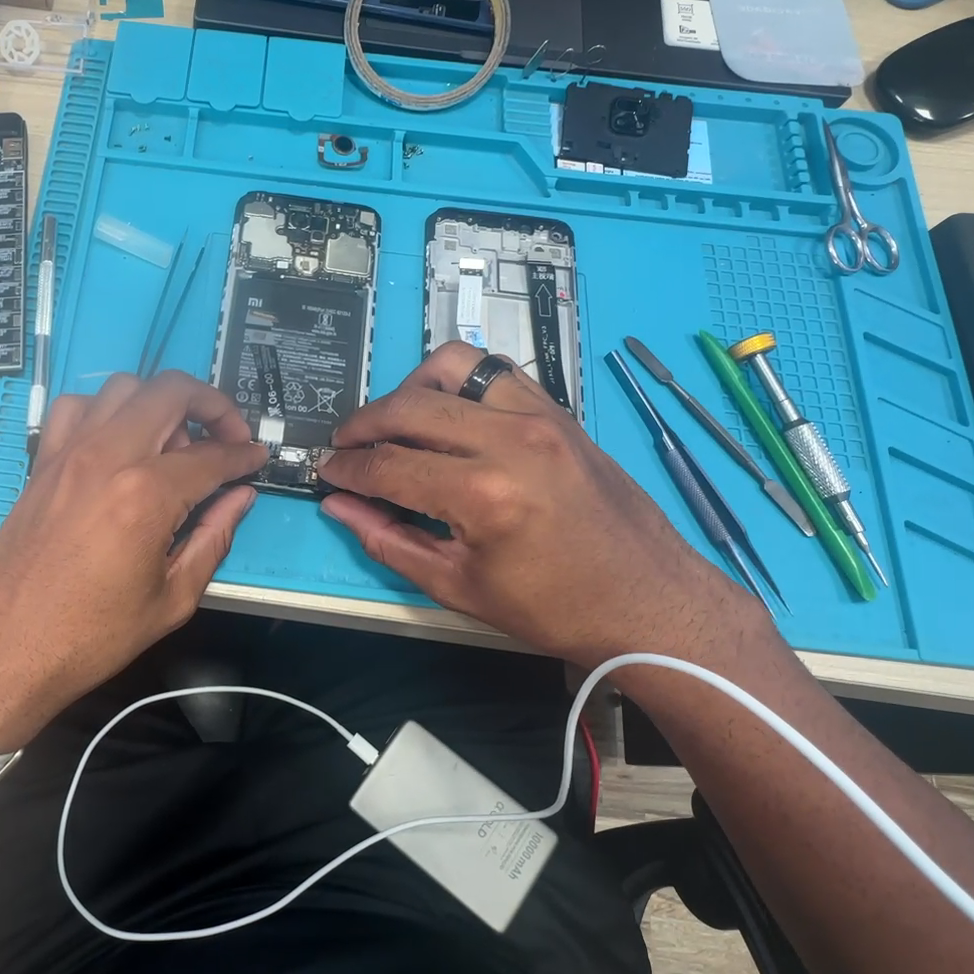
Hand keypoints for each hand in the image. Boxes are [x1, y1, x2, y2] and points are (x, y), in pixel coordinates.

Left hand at [0, 372, 268, 752]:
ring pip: (122, 388)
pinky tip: (117, 443)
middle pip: (170, 391)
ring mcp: (68, 454)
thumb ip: (214, 539)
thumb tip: (239, 498)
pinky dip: (105, 410)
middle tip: (227, 437)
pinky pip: (75, 408)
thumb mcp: (173, 599)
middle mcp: (107, 457)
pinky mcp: (43, 464)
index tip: (257, 459)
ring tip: (172, 445)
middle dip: (211, 405)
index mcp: (146, 494)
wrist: (10, 648)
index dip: (243, 456)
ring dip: (159, 404)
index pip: (211, 455)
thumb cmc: (94, 635)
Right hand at [316, 342, 766, 668]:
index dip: (346, 469)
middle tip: (345, 448)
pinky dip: (458, 383)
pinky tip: (447, 414)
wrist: (648, 600)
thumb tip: (339, 505)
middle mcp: (510, 440)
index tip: (326, 473)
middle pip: (409, 407)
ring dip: (409, 389)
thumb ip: (389, 540)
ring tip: (396, 422)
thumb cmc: (551, 607)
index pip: (388, 464)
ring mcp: (540, 417)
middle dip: (362, 425)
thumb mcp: (457, 587)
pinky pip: (496, 371)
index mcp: (483, 494)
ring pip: (452, 366)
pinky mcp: (559, 411)